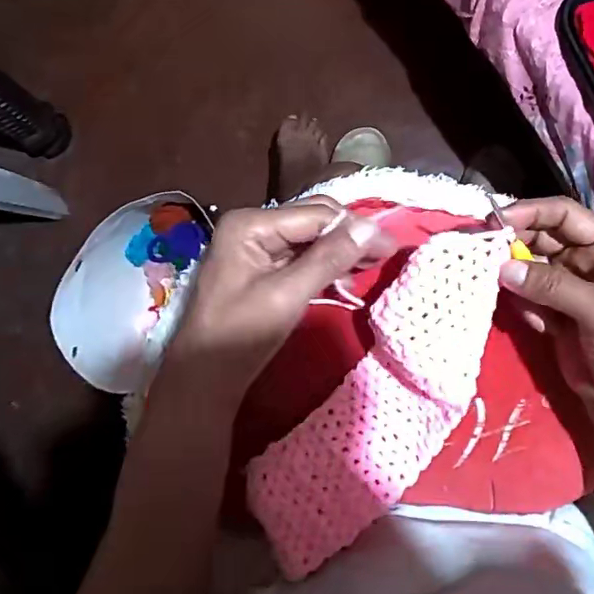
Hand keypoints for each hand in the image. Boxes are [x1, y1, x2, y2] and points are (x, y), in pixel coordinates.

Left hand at [161, 202, 391, 393]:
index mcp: (251, 224)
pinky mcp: (260, 265)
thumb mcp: (288, 296)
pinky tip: (344, 279)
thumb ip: (329, 258)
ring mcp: (254, 245)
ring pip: (311, 236)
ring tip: (369, 267)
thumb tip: (372, 229)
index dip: (356, 228)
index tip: (391, 246)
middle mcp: (252, 225)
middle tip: (383, 255)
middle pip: (314, 219)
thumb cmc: (240, 337)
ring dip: (340, 250)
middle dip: (349, 235)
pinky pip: (301, 254)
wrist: (202, 380)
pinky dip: (325, 263)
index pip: (316, 214)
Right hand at [496, 197, 593, 424]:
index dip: (530, 211)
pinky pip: (526, 292)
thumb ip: (553, 285)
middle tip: (481, 248)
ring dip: (511, 272)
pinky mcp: (553, 309)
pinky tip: (531, 320)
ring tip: (493, 281)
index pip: (564, 214)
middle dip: (513, 240)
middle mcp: (589, 258)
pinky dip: (520, 300)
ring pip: (529, 263)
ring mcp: (569, 284)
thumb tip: (502, 267)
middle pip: (542, 235)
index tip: (494, 220)